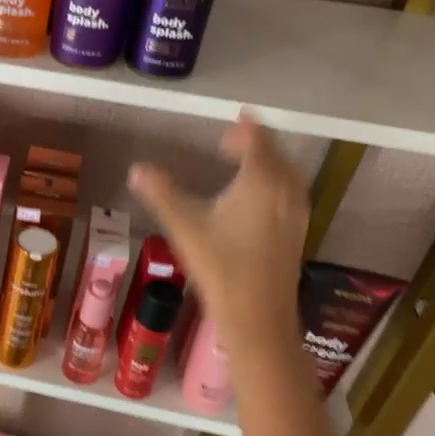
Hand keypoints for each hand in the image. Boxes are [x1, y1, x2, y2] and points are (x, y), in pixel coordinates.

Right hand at [127, 114, 307, 338]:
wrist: (258, 317)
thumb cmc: (221, 267)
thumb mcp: (184, 226)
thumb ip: (161, 194)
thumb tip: (137, 169)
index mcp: (261, 181)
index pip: (258, 141)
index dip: (247, 128)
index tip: (236, 118)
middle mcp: (285, 192)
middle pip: (278, 155)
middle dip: (258, 143)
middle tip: (234, 140)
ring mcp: (296, 214)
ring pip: (289, 175)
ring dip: (270, 163)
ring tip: (246, 164)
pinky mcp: (297, 234)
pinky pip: (291, 193)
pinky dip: (277, 183)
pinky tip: (258, 200)